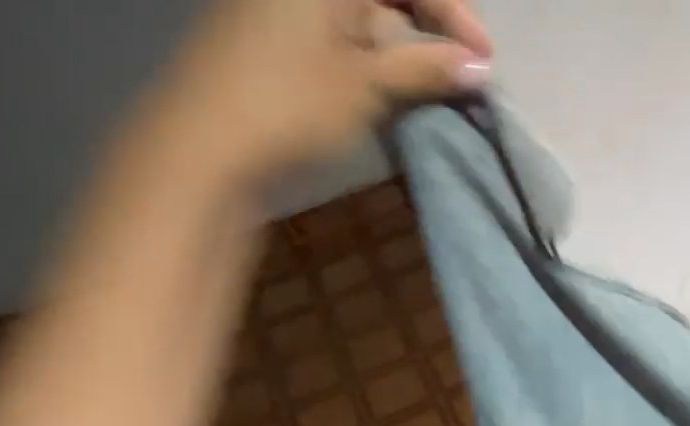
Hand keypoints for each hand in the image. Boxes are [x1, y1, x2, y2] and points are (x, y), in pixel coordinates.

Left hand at [153, 0, 492, 179]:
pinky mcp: (276, 38)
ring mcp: (286, 7)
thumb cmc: (288, 104)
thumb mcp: (366, 85)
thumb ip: (426, 68)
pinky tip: (394, 88)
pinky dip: (375, 55)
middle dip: (432, 21)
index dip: (453, 9)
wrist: (205, 147)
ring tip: (436, 84)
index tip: (484, 57)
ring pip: (364, 11)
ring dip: (406, 43)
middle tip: (464, 65)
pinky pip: (340, 31)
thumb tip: (480, 67)